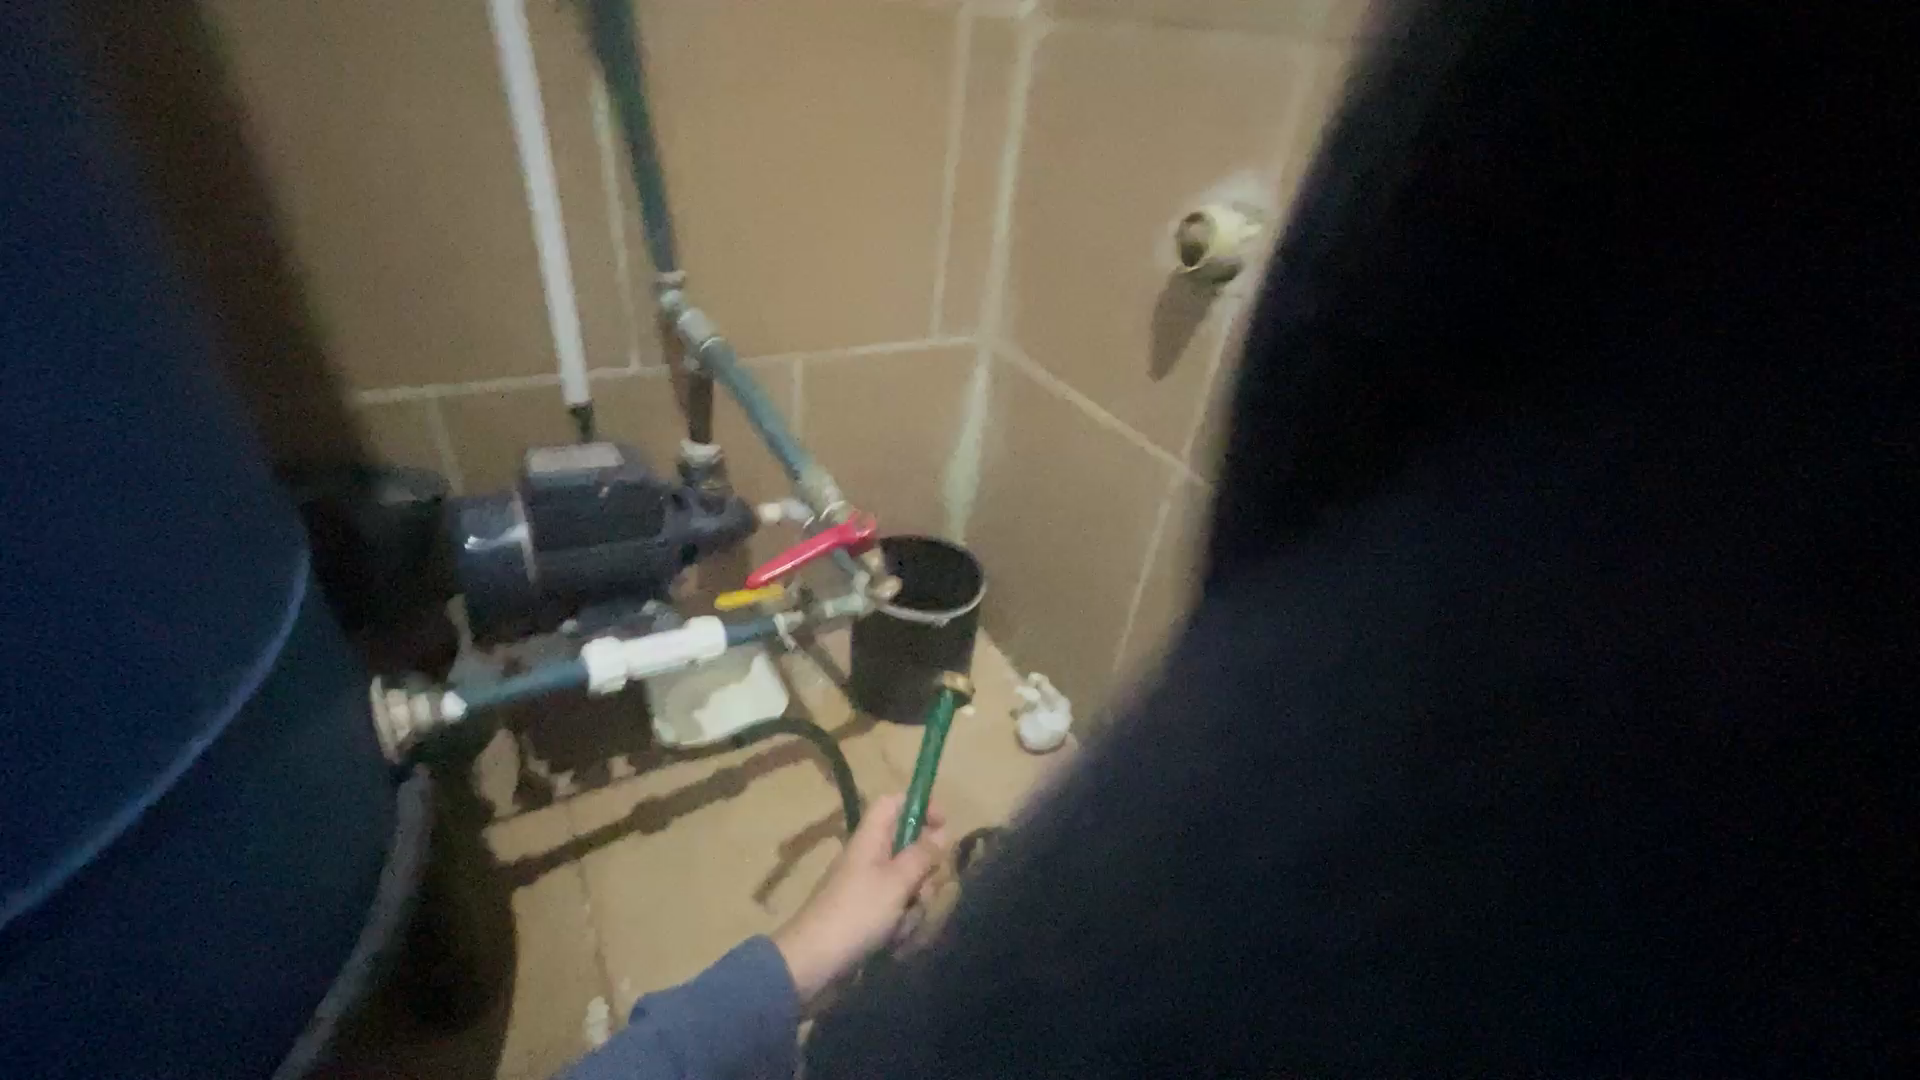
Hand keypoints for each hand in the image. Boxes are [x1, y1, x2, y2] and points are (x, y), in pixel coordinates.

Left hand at [772, 794, 947, 1001]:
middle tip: (923, 890)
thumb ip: (923, 854)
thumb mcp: (897, 881)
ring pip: (907, 881)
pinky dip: (901, 922)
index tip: (944, 826)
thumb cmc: (857, 913)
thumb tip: (942, 832)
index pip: (894, 802)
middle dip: (924, 871)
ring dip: (914, 903)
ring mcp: (867, 886)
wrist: (813, 962)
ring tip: (904, 923)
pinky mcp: (867, 913)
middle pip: (909, 846)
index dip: (920, 806)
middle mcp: (869, 856)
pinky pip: (896, 908)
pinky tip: (895, 940)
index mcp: (871, 838)